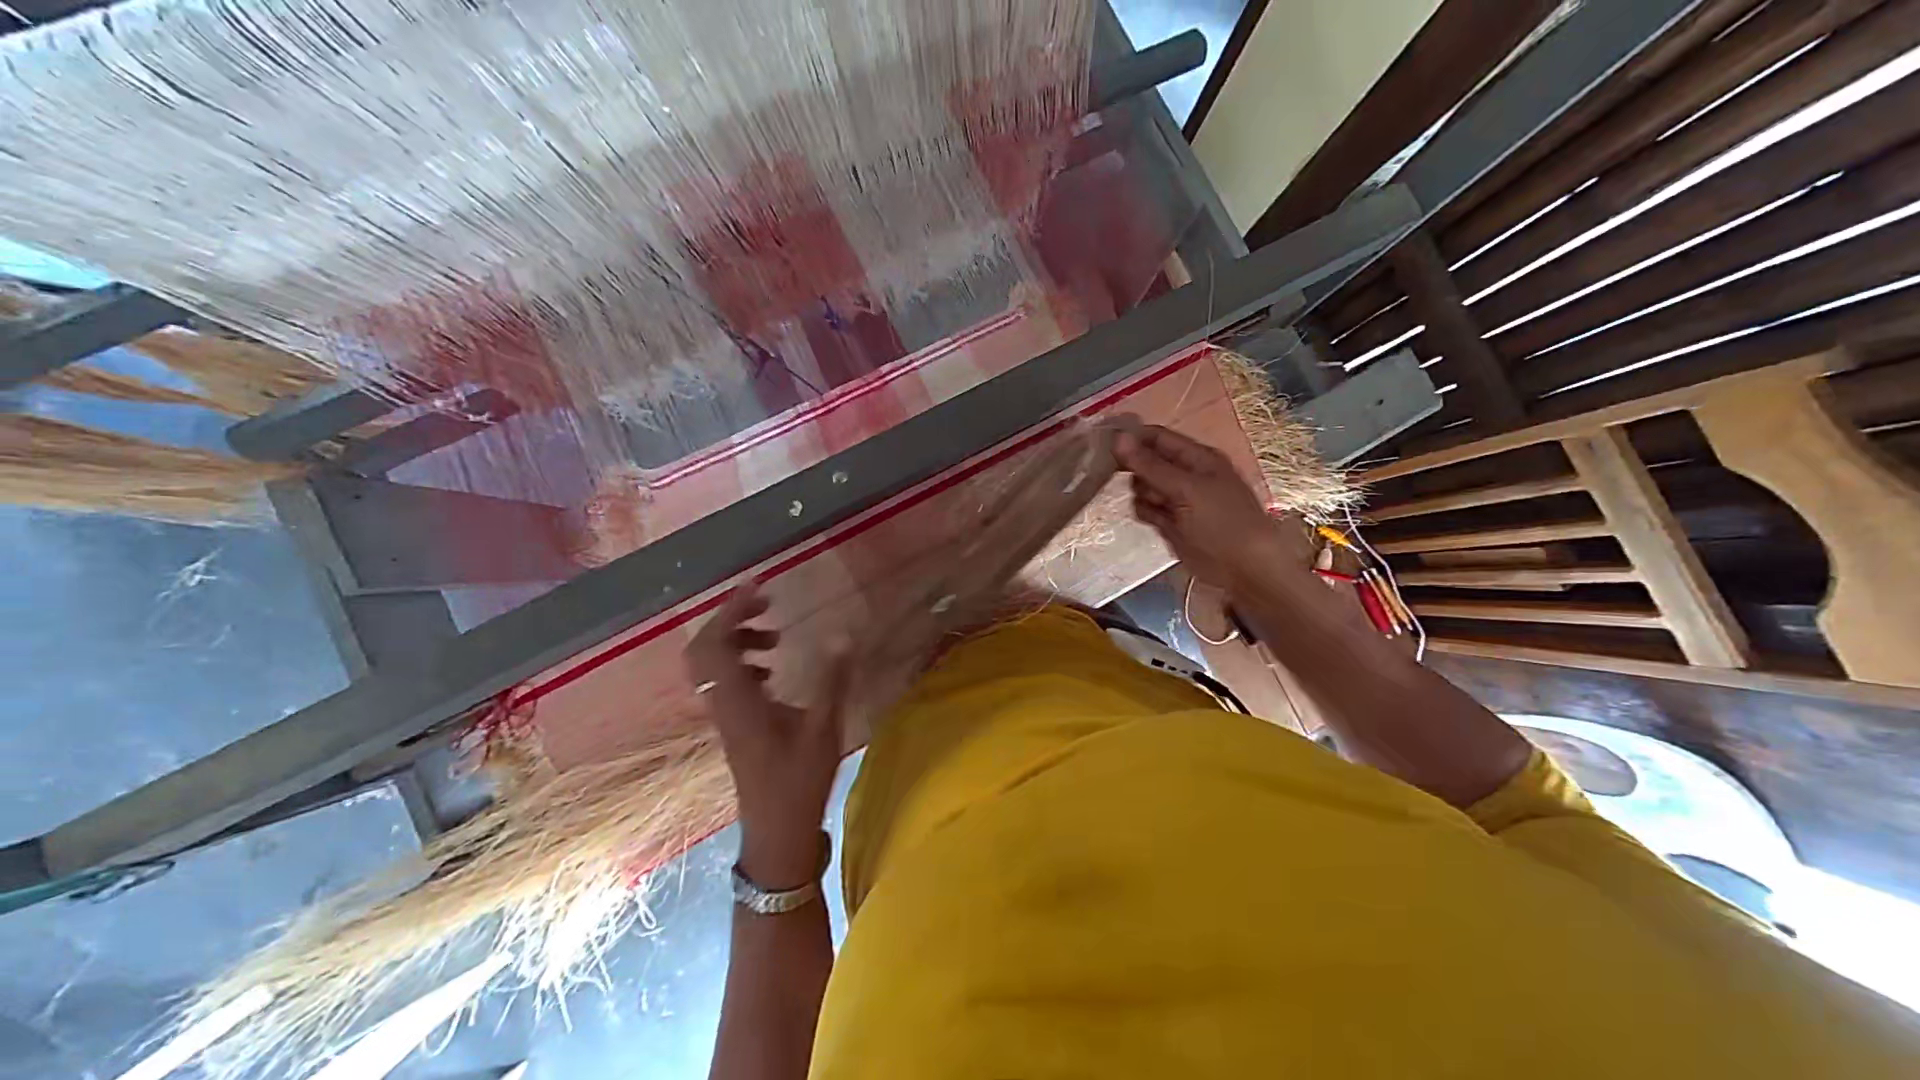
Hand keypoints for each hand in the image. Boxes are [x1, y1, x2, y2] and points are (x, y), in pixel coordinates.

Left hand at [689, 586, 850, 887]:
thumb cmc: (798, 783)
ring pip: (714, 665)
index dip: (731, 609)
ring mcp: (725, 716)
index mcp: (738, 701)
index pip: (716, 643)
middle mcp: (723, 704)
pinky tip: (774, 671)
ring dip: (739, 641)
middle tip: (768, 606)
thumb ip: (831, 679)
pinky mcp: (733, 725)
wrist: (776, 833)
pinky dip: (744, 663)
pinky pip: (726, 681)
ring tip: (776, 638)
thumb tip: (842, 634)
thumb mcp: (822, 729)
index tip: (759, 587)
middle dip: (732, 619)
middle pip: (704, 648)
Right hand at [1113, 424, 1312, 592]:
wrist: (1242, 567)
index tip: (1106, 446)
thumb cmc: (1222, 520)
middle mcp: (1184, 474)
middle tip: (1138, 482)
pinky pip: (1146, 509)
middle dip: (1136, 471)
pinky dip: (1146, 513)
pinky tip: (1157, 522)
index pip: (1157, 437)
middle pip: (1146, 462)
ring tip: (1158, 507)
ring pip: (1142, 487)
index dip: (1133, 438)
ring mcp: (1176, 498)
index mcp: (1195, 457)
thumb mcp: (1186, 488)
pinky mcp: (1169, 521)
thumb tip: (1118, 439)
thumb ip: (1150, 465)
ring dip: (1143, 495)